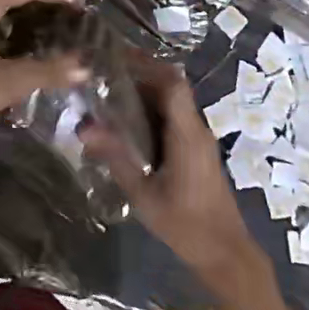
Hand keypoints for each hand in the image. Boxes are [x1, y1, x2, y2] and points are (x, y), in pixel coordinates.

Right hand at [82, 55, 266, 291]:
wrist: (224, 252)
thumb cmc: (184, 224)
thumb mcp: (143, 194)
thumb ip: (116, 158)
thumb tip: (84, 127)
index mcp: (187, 133)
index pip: (172, 82)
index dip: (147, 64)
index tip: (116, 57)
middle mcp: (197, 129)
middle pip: (172, 87)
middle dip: (140, 75)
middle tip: (103, 72)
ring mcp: (199, 140)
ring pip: (173, 103)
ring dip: (145, 93)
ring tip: (108, 92)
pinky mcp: (196, 151)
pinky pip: (174, 119)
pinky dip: (152, 112)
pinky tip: (127, 123)